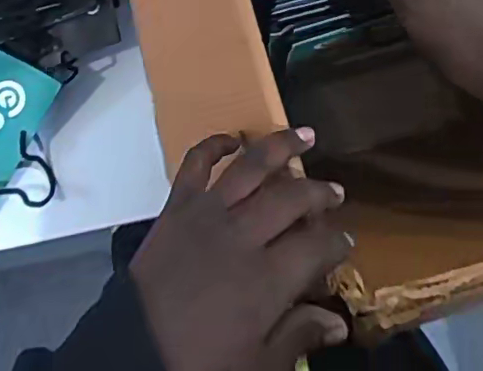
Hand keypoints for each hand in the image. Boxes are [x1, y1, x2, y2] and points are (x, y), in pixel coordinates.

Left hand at [130, 129, 352, 370]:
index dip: (336, 241)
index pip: (315, 246)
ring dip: (280, 147)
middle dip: (318, 192)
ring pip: (250, 168)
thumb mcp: (257, 366)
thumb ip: (298, 338)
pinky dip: (213, 144)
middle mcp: (241, 234)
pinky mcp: (178, 204)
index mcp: (266, 278)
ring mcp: (207, 212)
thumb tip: (337, 323)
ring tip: (303, 135)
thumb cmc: (200, 363)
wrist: (135, 347)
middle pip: (289, 199)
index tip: (347, 240)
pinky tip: (232, 139)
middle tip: (336, 191)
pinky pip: (196, 163)